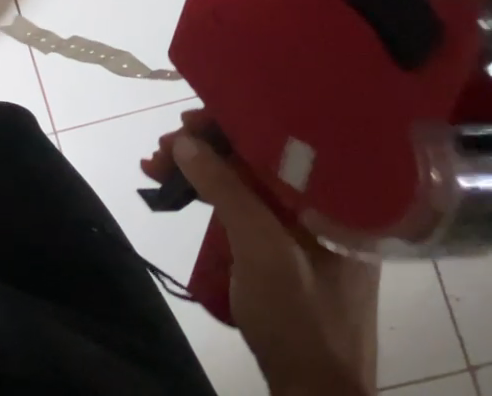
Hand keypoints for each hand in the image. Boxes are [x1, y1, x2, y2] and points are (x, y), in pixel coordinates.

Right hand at [143, 110, 381, 395]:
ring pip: (242, 182)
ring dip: (197, 170)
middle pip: (256, 160)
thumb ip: (227, 191)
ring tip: (154, 168)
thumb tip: (184, 140)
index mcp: (337, 206)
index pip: (282, 143)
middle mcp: (322, 212)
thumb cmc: (299, 319)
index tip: (186, 123)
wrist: (313, 392)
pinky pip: (239, 207)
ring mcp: (299, 233)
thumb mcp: (261, 250)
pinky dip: (205, 195)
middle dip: (204, 148)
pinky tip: (174, 191)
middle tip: (160, 151)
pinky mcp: (278, 252)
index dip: (231, 125)